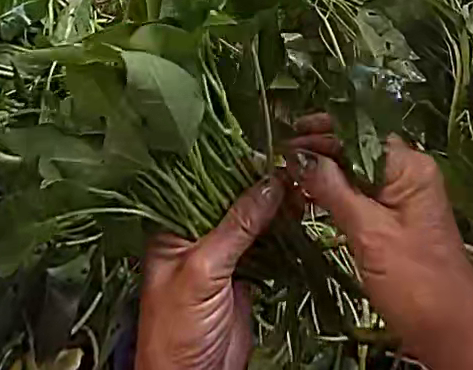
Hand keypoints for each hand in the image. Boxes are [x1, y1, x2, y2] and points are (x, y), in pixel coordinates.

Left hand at [135, 177, 283, 369]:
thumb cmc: (177, 330)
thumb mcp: (203, 270)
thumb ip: (237, 225)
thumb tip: (271, 182)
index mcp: (173, 225)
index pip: (202, 179)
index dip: (232, 161)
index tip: (262, 142)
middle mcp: (196, 231)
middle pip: (231, 195)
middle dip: (258, 179)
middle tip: (288, 159)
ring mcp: (222, 250)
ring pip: (251, 216)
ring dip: (275, 200)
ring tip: (299, 179)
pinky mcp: (244, 269)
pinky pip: (265, 239)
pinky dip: (282, 225)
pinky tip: (299, 208)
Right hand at [285, 119, 472, 366]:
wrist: (457, 336)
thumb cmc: (416, 285)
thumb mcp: (370, 234)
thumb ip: (333, 189)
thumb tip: (298, 155)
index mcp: (408, 165)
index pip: (358, 132)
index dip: (321, 132)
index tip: (287, 137)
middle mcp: (408, 169)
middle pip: (356, 146)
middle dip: (318, 149)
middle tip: (280, 156)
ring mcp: (403, 192)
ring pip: (355, 168)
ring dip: (323, 170)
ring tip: (287, 174)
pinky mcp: (397, 214)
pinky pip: (361, 190)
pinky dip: (335, 191)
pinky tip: (309, 195)